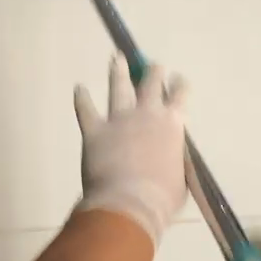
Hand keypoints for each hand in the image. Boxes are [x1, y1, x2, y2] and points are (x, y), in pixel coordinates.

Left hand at [72, 56, 189, 244]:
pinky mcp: (95, 129)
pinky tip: (79, 88)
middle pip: (150, 84)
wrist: (129, 203)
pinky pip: (86, 109)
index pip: (179, 96)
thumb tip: (173, 160)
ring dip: (118, 71)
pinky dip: (81, 99)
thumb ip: (178, 163)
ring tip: (117, 58)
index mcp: (172, 125)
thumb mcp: (182, 180)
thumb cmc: (162, 198)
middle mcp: (147, 114)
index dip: (179, 86)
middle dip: (153, 72)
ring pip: (119, 87)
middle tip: (153, 64)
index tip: (178, 79)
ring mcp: (119, 119)